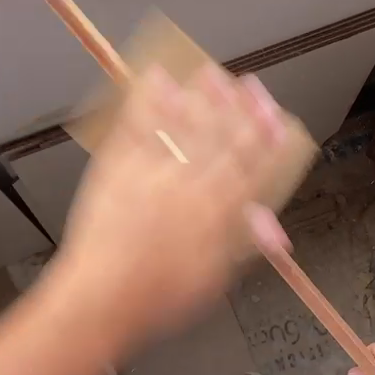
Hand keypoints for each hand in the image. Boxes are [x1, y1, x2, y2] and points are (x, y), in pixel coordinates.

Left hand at [46, 65, 294, 351]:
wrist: (98, 301)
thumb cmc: (156, 300)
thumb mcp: (213, 281)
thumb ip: (242, 246)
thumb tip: (271, 227)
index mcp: (217, 215)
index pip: (251, 166)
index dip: (266, 138)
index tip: (276, 116)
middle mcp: (188, 187)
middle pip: (221, 140)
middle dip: (240, 110)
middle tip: (252, 84)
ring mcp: (151, 174)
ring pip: (183, 127)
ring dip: (200, 98)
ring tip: (211, 73)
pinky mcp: (117, 169)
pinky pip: (135, 127)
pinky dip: (147, 100)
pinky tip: (156, 79)